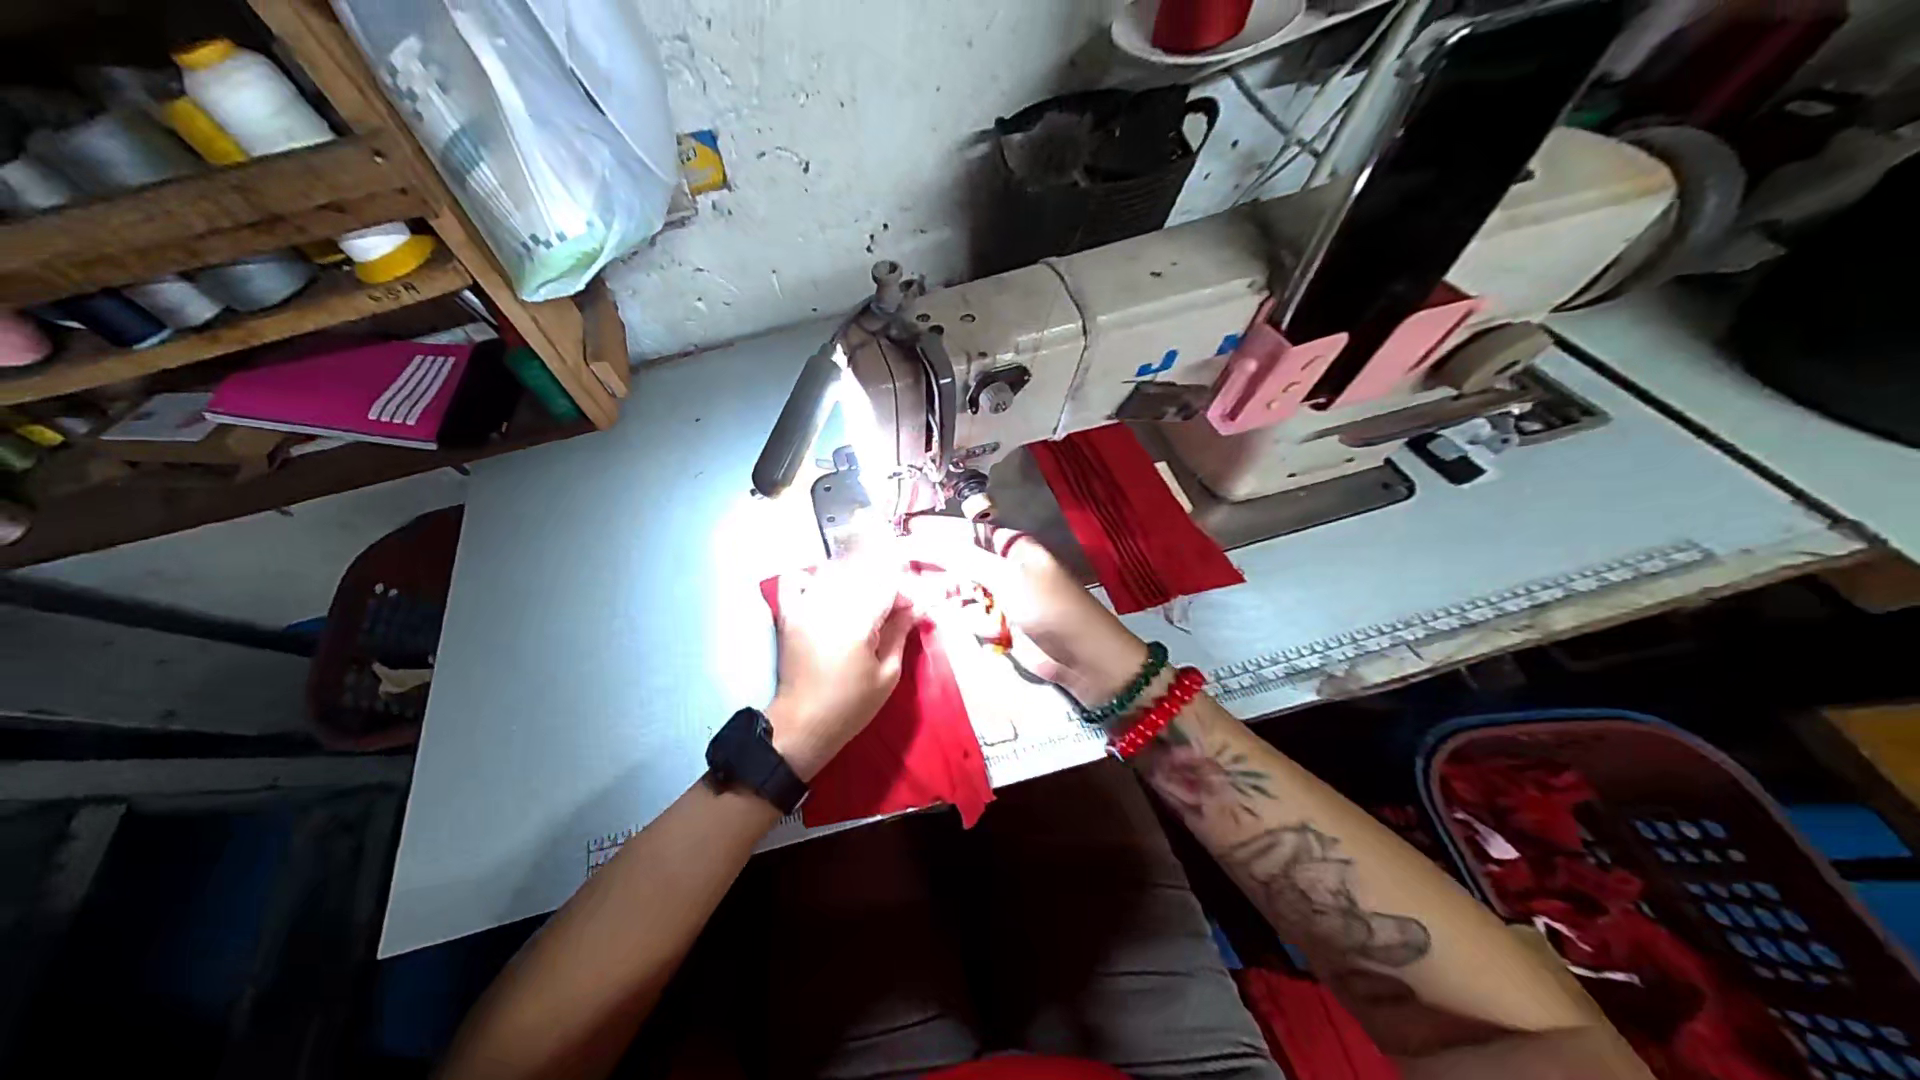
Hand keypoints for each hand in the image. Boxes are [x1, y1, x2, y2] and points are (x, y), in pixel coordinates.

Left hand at [767, 556, 917, 781]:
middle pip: (863, 574)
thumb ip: (899, 633)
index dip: (903, 596)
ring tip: (862, 604)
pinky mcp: (788, 614)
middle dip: (882, 587)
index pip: (887, 586)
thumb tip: (913, 608)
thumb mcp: (887, 674)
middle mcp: (830, 605)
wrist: (803, 724)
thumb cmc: (851, 705)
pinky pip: (794, 580)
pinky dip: (811, 578)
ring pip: (834, 572)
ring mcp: (805, 606)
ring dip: (853, 581)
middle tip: (889, 613)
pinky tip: (825, 591)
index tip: (908, 613)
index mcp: (858, 622)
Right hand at [898, 515, 1148, 706]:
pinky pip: (969, 614)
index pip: (963, 531)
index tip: (900, 533)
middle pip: (956, 560)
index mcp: (1010, 545)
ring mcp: (999, 595)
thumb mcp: (1008, 578)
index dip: (932, 532)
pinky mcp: (998, 623)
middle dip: (933, 565)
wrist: (1084, 659)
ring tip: (933, 597)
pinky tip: (969, 621)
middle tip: (898, 567)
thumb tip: (922, 540)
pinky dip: (967, 618)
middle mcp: (1001, 565)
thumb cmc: (1051, 609)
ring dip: (949, 595)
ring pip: (958, 589)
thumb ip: (963, 559)